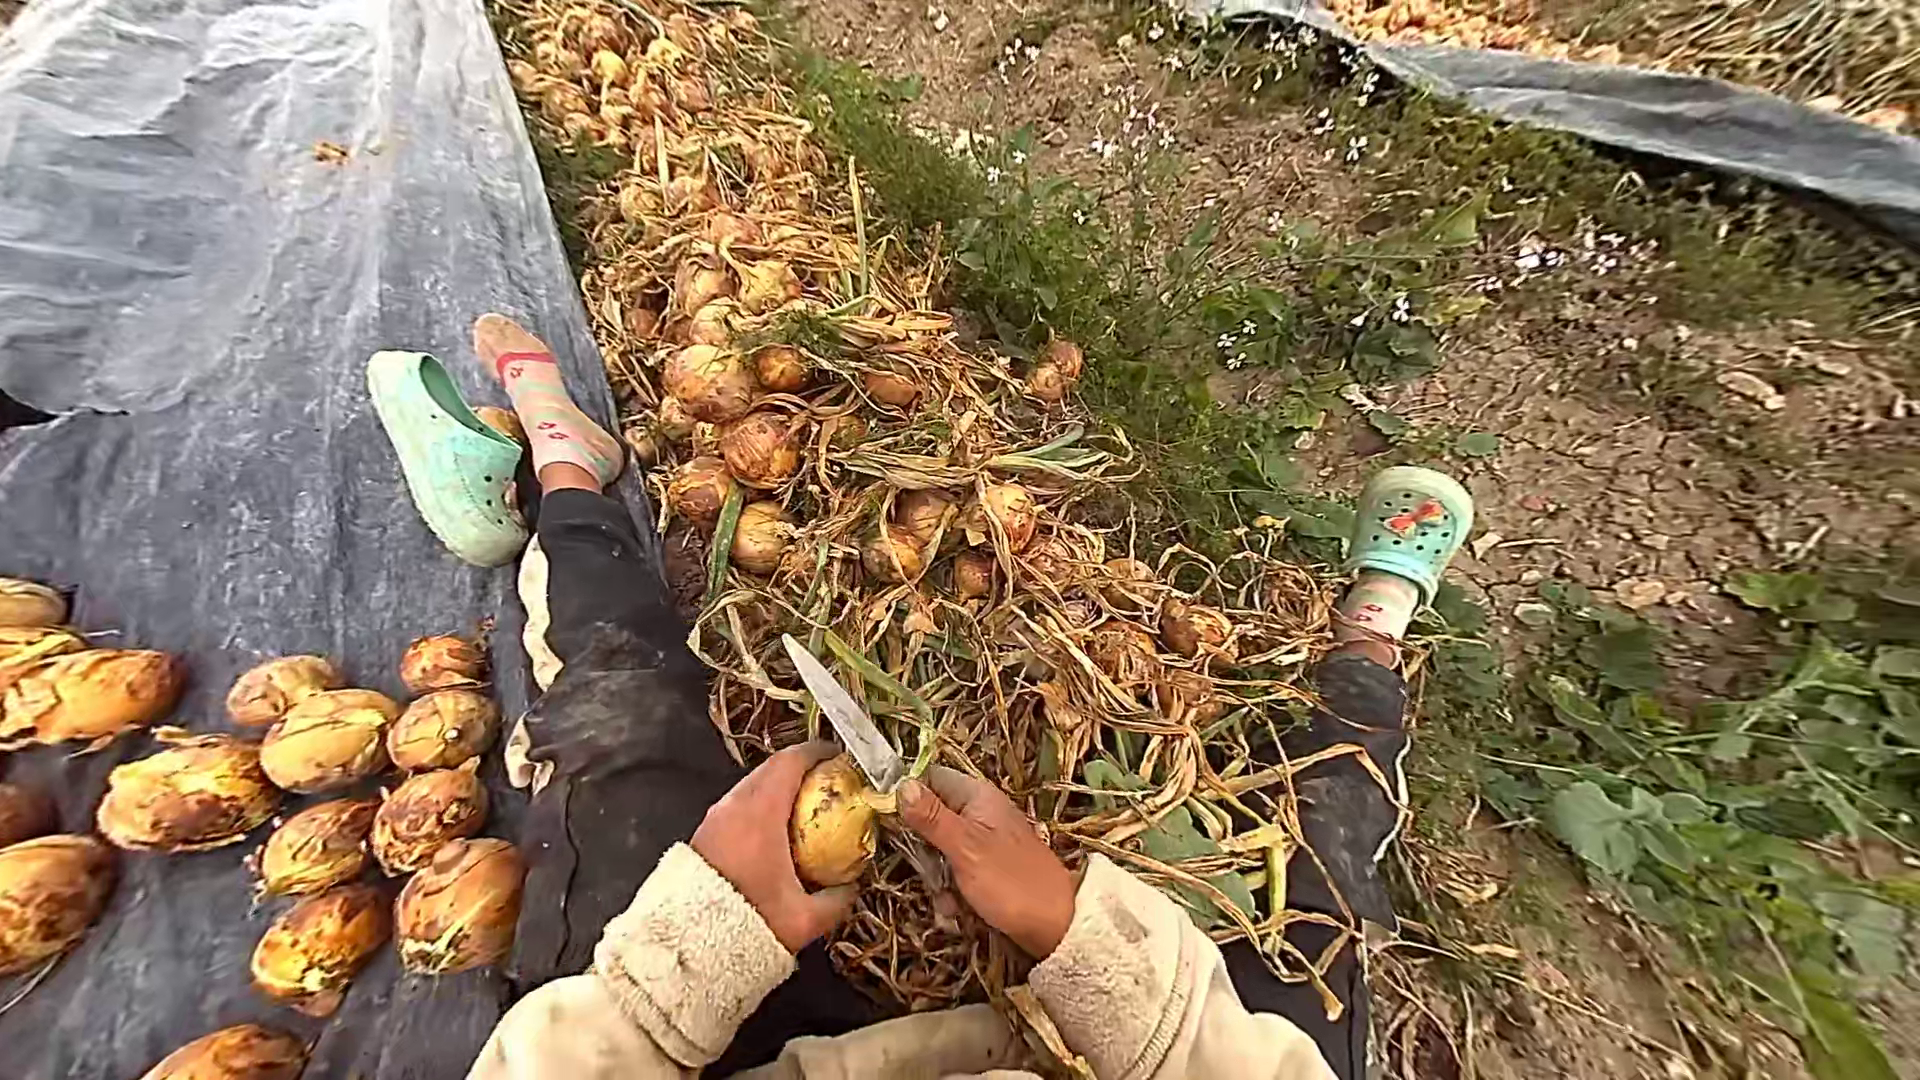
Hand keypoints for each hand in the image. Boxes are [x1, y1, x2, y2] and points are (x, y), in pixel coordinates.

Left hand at [691, 741, 857, 953]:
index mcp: (761, 813)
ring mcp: (715, 817)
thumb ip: (836, 901)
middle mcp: (735, 805)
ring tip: (803, 804)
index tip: (837, 757)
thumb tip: (852, 886)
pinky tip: (775, 830)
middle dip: (801, 766)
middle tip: (826, 779)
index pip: (791, 761)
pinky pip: (739, 802)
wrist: (682, 954)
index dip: (817, 752)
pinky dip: (761, 803)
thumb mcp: (802, 920)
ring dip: (779, 785)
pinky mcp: (704, 833)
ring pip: (753, 783)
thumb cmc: (745, 926)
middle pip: (772, 766)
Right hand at [898, 766, 1075, 958]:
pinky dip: (951, 890)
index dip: (907, 795)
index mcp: (976, 794)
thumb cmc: (1010, 880)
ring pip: (938, 848)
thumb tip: (901, 784)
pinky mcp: (985, 865)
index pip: (930, 777)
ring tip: (948, 900)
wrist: (1056, 926)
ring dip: (936, 877)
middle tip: (928, 873)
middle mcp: (979, 810)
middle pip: (930, 816)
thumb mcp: (965, 847)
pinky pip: (954, 870)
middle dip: (923, 850)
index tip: (888, 820)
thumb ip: (931, 817)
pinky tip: (956, 910)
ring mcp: (982, 838)